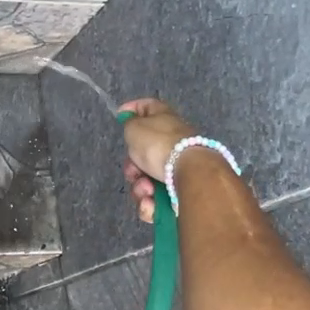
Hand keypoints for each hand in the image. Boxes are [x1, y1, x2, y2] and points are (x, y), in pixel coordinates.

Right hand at [119, 98, 194, 223]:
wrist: (191, 172)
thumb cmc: (159, 144)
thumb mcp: (135, 127)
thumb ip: (130, 123)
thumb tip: (131, 120)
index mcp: (163, 119)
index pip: (146, 106)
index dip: (132, 109)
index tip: (119, 116)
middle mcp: (171, 141)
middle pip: (142, 154)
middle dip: (132, 168)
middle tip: (133, 172)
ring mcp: (177, 167)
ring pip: (146, 180)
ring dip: (140, 188)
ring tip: (147, 190)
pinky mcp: (180, 191)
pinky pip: (157, 200)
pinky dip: (150, 204)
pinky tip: (151, 204)